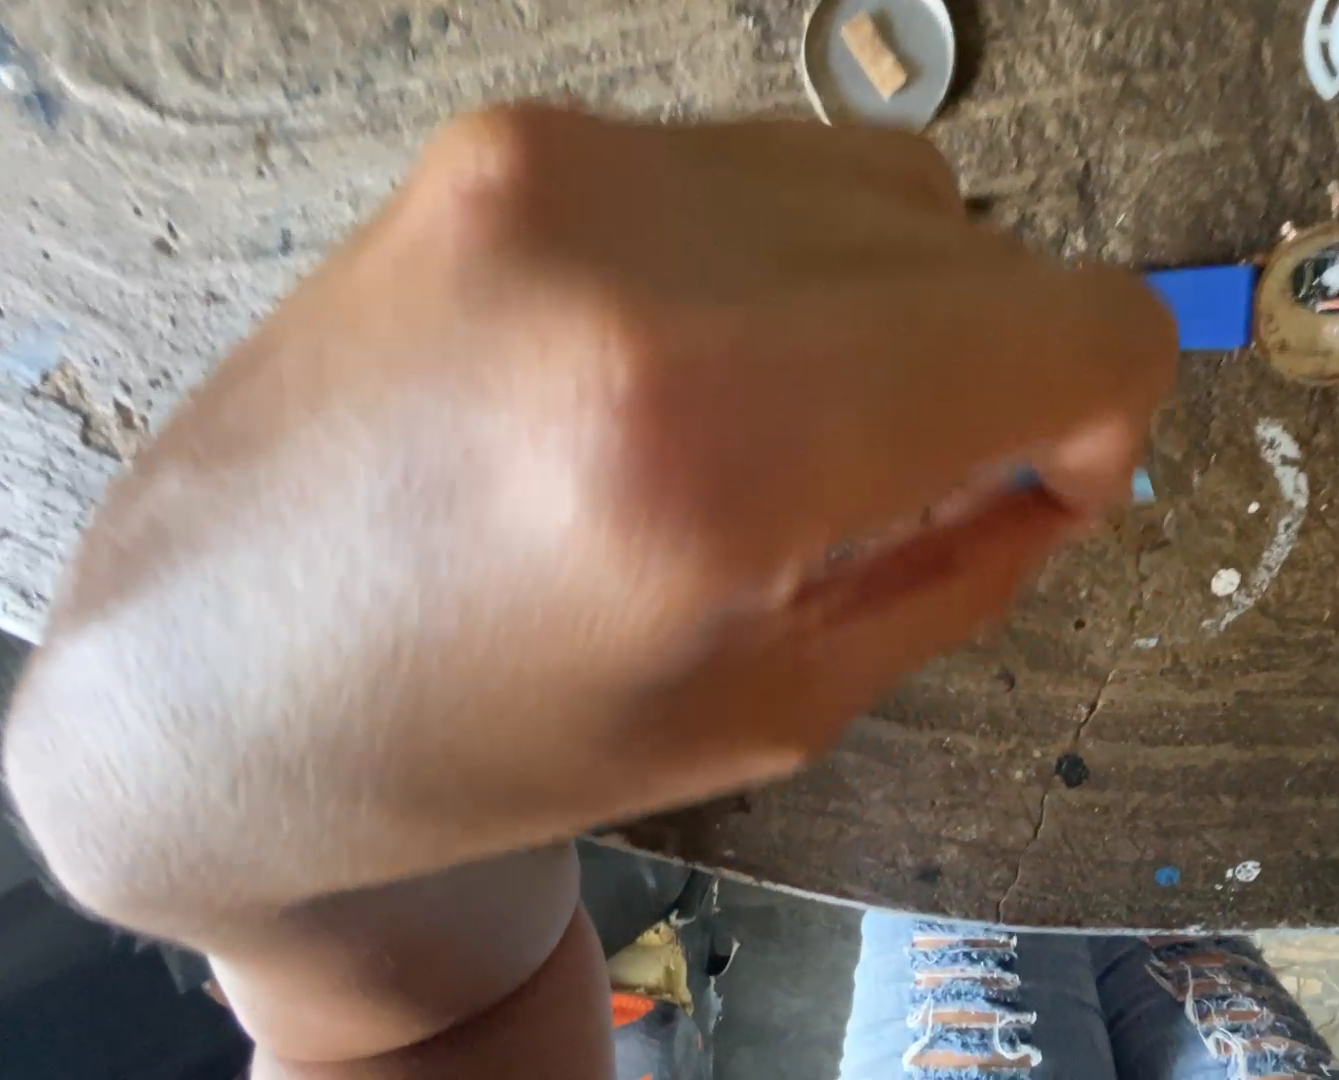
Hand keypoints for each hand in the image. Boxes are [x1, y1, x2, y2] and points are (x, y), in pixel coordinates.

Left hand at [3, 106, 1173, 1061]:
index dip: (1113, 409)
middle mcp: (660, 255)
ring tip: (817, 423)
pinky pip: (789, 179)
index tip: (1050, 484)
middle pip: (998, 255)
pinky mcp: (529, 136)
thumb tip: (1062, 471)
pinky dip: (821, 270)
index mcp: (734, 439)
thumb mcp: (791, 698)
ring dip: (918, 315)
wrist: (226, 682)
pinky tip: (733, 358)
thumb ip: (968, 566)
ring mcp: (581, 163)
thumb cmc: (519, 743)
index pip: (1080, 327)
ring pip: (906, 195)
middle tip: (919, 480)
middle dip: (1005, 378)